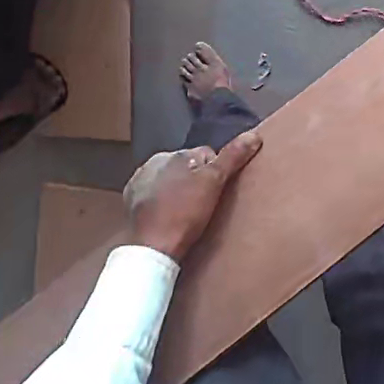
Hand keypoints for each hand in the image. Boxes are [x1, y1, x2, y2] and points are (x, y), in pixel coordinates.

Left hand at [123, 132, 261, 260]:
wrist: (152, 248)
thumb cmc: (185, 214)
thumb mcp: (214, 183)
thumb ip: (232, 157)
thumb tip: (253, 135)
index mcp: (175, 154)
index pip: (206, 156)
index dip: (217, 174)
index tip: (217, 194)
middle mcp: (153, 162)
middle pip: (186, 168)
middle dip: (195, 181)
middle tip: (203, 206)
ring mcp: (138, 182)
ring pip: (169, 181)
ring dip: (178, 191)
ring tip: (186, 214)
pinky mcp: (130, 201)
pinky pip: (153, 196)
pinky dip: (161, 203)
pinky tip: (168, 218)